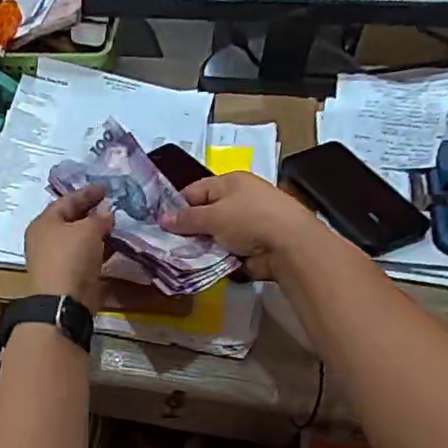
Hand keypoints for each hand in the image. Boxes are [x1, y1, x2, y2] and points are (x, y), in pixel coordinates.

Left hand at [25, 185, 113, 307]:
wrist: (64, 302)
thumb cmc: (71, 258)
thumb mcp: (88, 230)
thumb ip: (99, 218)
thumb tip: (106, 214)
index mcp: (44, 223)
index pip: (67, 200)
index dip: (87, 192)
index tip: (106, 188)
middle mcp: (46, 240)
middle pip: (71, 221)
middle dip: (92, 213)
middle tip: (113, 206)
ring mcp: (56, 260)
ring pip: (79, 241)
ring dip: (97, 234)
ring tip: (118, 226)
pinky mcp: (67, 277)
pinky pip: (85, 258)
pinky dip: (99, 251)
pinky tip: (115, 248)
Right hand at [162, 173, 326, 279]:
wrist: (288, 245)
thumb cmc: (249, 219)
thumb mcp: (213, 216)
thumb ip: (186, 219)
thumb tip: (163, 219)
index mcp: (230, 182)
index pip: (194, 190)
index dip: (176, 206)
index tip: (159, 224)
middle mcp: (238, 199)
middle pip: (203, 213)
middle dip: (187, 229)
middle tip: (166, 244)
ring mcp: (245, 223)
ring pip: (212, 235)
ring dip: (200, 246)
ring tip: (179, 257)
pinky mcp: (250, 245)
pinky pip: (224, 250)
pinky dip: (213, 257)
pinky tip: (199, 266)